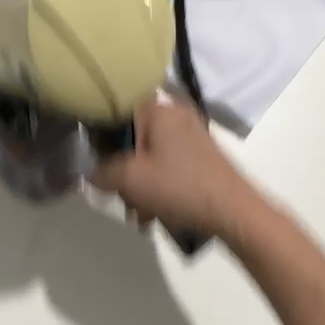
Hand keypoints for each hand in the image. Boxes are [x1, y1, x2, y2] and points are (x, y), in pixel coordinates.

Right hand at [91, 93, 257, 235]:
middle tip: (123, 198)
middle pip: (133, 138)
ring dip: (139, 187)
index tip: (98, 162)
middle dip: (123, 172)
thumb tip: (90, 172)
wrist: (233, 211)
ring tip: (140, 215)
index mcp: (159, 109)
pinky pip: (167, 166)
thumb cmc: (178, 187)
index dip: (101, 137)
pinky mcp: (202, 156)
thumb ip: (102, 171)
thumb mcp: (129, 179)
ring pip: (149, 157)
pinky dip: (158, 187)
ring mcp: (192, 135)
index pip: (116, 110)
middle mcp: (176, 114)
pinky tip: (155, 214)